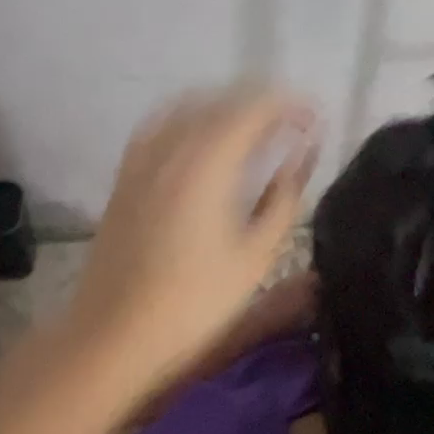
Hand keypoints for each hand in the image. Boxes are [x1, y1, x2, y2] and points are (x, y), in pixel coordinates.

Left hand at [70, 85, 318, 389]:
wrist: (117, 334)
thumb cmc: (196, 303)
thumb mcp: (256, 257)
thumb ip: (284, 198)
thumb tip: (303, 156)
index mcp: (208, 161)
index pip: (256, 106)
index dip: (292, 107)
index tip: (317, 122)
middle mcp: (171, 145)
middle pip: (222, 100)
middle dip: (263, 105)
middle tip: (294, 129)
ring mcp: (141, 158)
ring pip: (188, 109)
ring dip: (226, 110)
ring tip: (254, 134)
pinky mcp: (123, 178)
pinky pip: (161, 129)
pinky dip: (190, 124)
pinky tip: (202, 149)